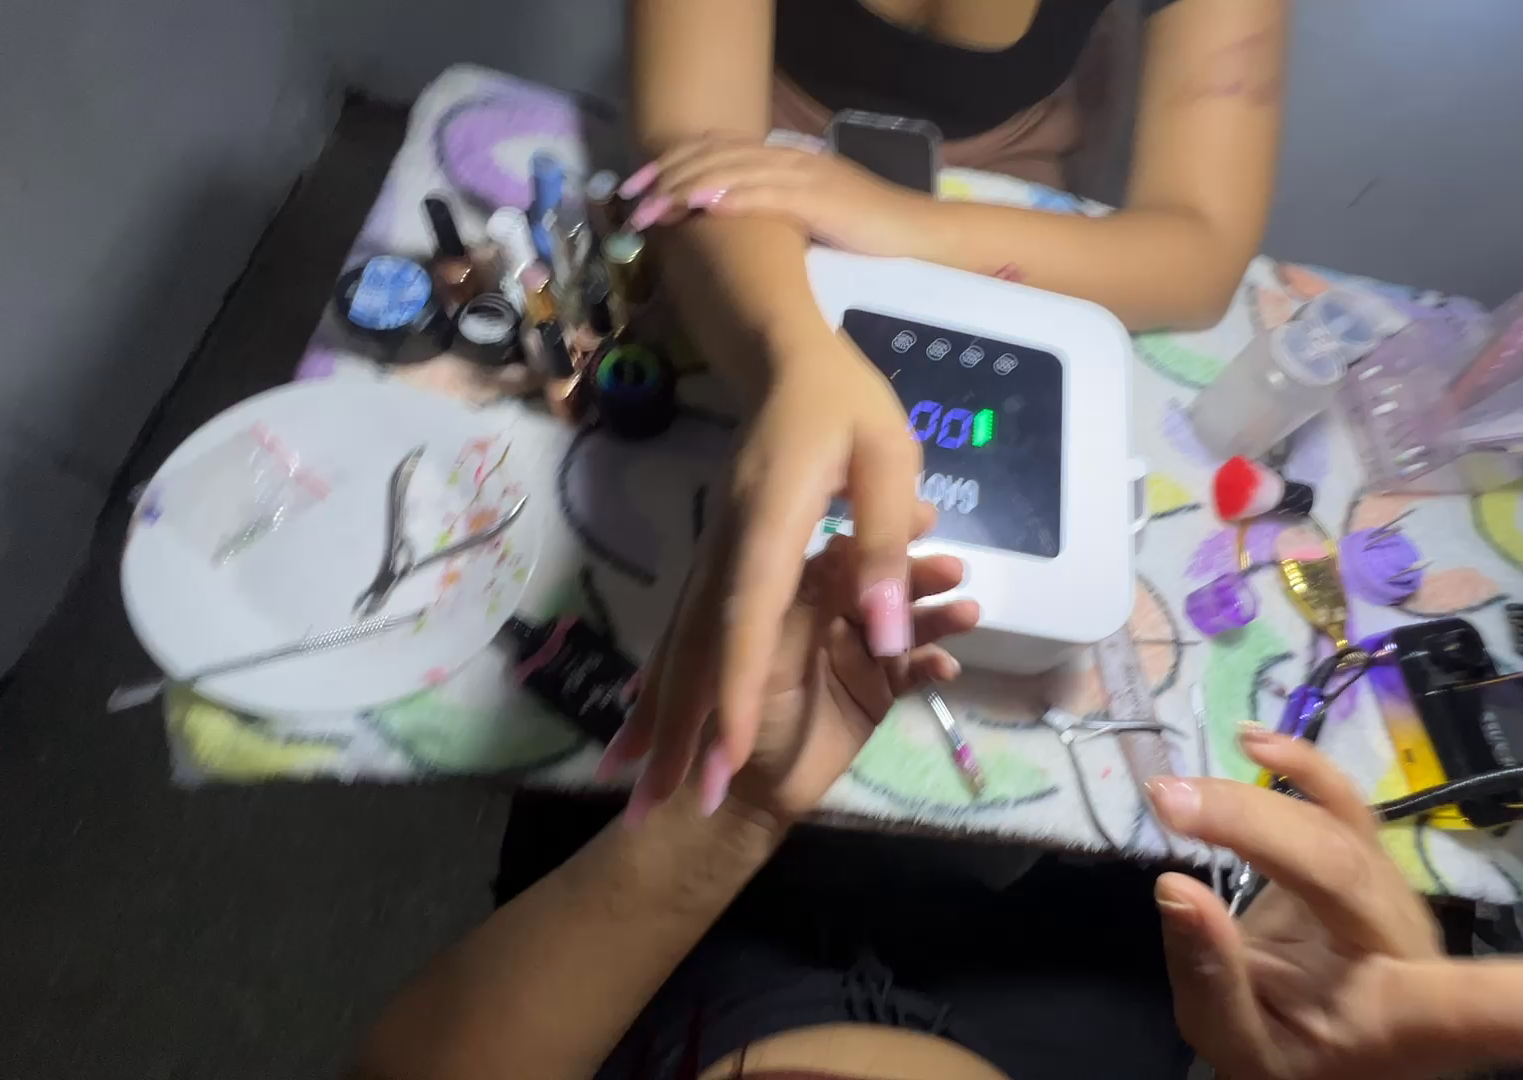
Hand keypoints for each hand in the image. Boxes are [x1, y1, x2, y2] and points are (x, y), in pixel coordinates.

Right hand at [600, 337, 928, 817]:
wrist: (783, 360)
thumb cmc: (845, 405)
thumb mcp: (887, 459)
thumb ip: (882, 542)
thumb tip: (885, 631)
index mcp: (772, 524)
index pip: (749, 620)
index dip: (737, 694)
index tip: (724, 764)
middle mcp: (730, 546)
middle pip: (699, 642)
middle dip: (682, 726)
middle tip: (658, 808)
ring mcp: (716, 548)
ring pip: (683, 636)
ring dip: (661, 709)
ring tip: (636, 782)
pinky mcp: (718, 551)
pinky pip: (688, 621)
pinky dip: (667, 671)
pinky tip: (649, 711)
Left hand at [619, 135, 935, 255]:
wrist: (919, 233)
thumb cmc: (871, 232)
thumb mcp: (816, 216)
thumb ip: (780, 213)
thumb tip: (742, 227)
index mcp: (787, 161)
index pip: (721, 151)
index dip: (677, 163)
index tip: (642, 186)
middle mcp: (790, 160)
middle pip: (718, 155)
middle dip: (668, 174)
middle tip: (630, 196)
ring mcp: (806, 177)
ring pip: (735, 172)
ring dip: (688, 187)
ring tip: (652, 205)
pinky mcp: (821, 201)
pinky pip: (769, 195)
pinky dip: (733, 196)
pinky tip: (704, 203)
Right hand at [1147, 732, 1522, 1078]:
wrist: (1294, 1036)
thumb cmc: (1277, 1055)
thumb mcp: (1228, 1043)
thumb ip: (1211, 975)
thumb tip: (1175, 885)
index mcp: (1397, 1026)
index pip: (1488, 1015)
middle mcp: (1410, 952)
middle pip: (1343, 867)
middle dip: (1252, 824)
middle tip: (1168, 802)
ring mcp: (1392, 897)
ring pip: (1335, 827)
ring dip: (1253, 800)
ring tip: (1177, 793)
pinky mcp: (1365, 861)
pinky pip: (1341, 801)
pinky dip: (1300, 765)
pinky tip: (1256, 741)